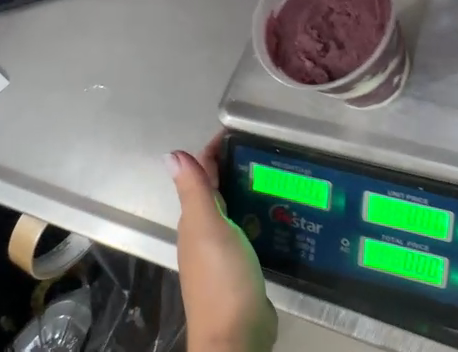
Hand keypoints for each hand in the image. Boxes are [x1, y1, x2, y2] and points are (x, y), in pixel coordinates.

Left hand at [169, 136, 277, 351]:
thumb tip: (171, 154)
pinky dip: (264, 213)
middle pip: (220, 190)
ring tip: (286, 169)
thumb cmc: (222, 279)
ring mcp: (226, 252)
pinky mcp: (246, 267)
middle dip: (240, 165)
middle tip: (274, 144)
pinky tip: (286, 210)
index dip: (216, 150)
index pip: (202, 175)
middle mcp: (207, 234)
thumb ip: (195, 192)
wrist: (236, 337)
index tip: (244, 127)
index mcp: (196, 222)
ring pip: (238, 208)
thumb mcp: (209, 229)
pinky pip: (253, 229)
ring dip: (254, 188)